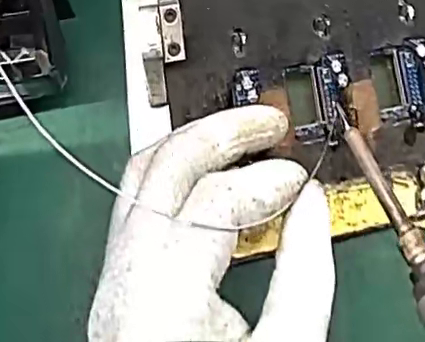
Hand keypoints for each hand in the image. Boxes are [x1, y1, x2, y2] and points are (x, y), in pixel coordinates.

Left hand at [89, 106, 333, 341]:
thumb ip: (304, 276)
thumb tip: (311, 203)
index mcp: (157, 304)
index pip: (212, 200)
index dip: (266, 180)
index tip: (302, 180)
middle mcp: (122, 282)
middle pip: (164, 165)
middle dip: (224, 130)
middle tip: (270, 119)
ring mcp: (114, 281)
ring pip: (144, 173)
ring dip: (199, 143)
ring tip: (246, 133)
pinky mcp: (121, 285)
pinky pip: (145, 202)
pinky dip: (186, 175)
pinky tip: (221, 176)